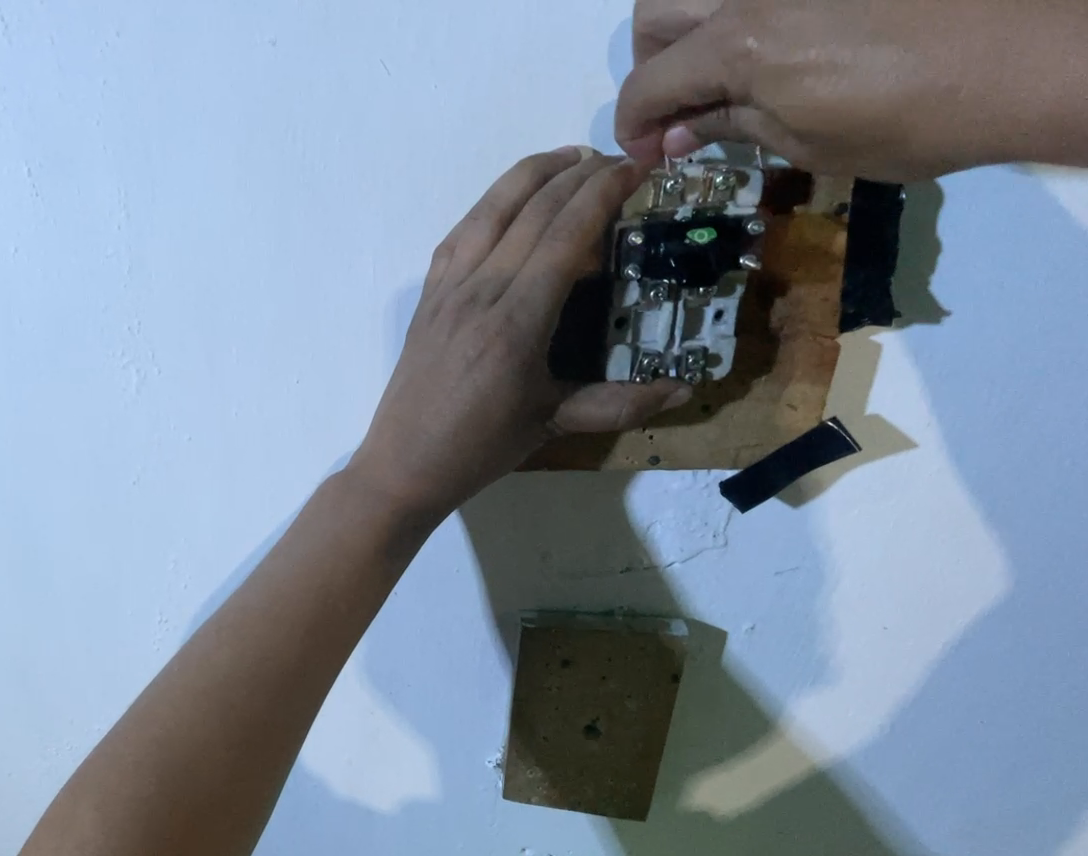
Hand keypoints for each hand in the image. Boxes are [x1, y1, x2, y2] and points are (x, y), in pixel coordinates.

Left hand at [348, 149, 689, 521]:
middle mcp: (479, 293)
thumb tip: (684, 392)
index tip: (638, 168)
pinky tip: (505, 204)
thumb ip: (617, 403)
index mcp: (516, 320)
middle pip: (531, 211)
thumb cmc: (478, 449)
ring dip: (529, 175)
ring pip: (488, 212)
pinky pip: (456, 238)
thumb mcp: (550, 424)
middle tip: (616, 161)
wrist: (403, 465)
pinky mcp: (425, 301)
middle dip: (578, 174)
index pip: (565, 232)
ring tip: (567, 158)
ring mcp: (446, 293)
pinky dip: (485, 208)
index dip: (604, 191)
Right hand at [615, 0, 1087, 182]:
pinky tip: (780, 36)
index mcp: (742, 44)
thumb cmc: (919, 118)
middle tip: (682, 104)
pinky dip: (748, 11)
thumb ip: (730, 126)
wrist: (1050, 49)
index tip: (648, 154)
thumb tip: (675, 134)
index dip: (633, 127)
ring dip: (692, 25)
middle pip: (657, 12)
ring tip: (725, 66)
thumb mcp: (808, 141)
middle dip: (652, 64)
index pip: (645, 85)